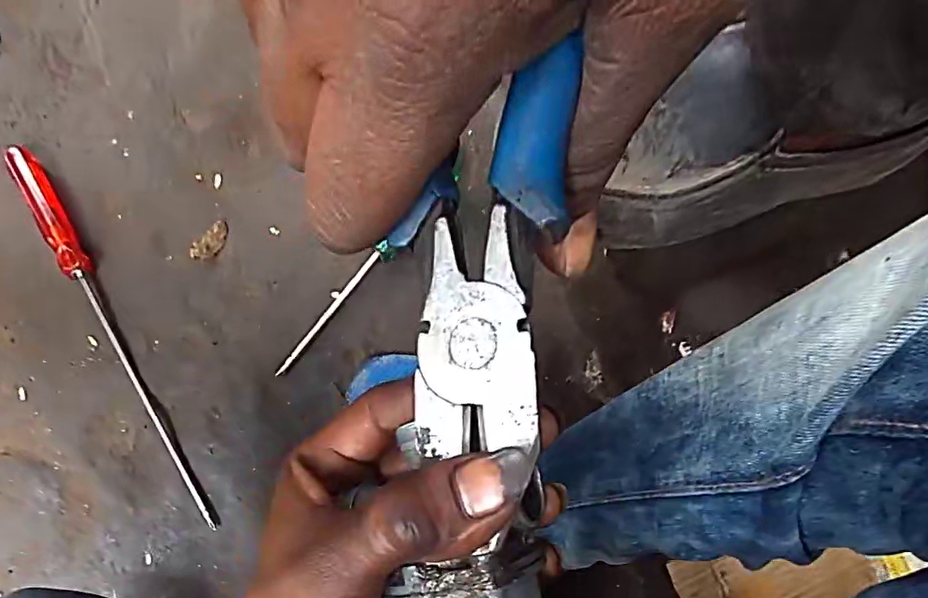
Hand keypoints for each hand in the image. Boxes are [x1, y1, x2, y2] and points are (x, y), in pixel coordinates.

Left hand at [227, 380, 557, 597]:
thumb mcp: (343, 558)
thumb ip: (411, 517)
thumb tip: (490, 478)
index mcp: (334, 466)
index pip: (390, 410)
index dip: (440, 395)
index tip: (497, 392)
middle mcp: (377, 490)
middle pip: (442, 452)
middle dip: (487, 454)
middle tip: (536, 448)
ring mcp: (411, 532)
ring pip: (469, 501)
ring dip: (507, 503)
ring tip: (540, 507)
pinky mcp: (436, 572)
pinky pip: (481, 549)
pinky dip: (511, 551)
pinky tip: (534, 556)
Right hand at [241, 0, 745, 270]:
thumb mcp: (654, 8)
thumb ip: (586, 144)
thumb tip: (559, 244)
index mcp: (408, 46)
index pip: (339, 207)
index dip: (390, 213)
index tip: (437, 191)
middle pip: (296, 139)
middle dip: (362, 140)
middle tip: (438, 93)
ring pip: (272, 50)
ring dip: (334, 61)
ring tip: (420, 2)